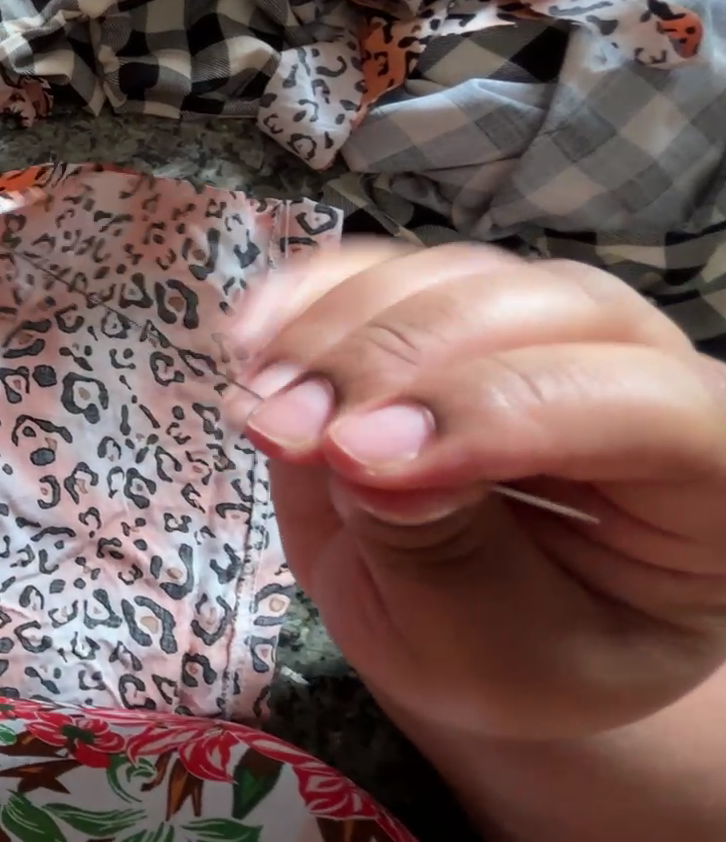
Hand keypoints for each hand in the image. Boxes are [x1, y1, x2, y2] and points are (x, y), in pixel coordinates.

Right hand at [229, 241, 725, 739]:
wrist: (439, 625)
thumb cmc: (488, 653)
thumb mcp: (472, 639)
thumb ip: (430, 546)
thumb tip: (356, 454)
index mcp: (706, 487)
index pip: (639, 405)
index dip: (492, 414)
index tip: (354, 463)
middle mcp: (627, 379)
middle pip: (536, 306)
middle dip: (387, 360)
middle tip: (284, 432)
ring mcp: (513, 335)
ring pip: (437, 273)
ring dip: (324, 332)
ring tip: (254, 409)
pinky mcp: (410, 318)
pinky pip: (359, 270)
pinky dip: (291, 298)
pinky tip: (246, 348)